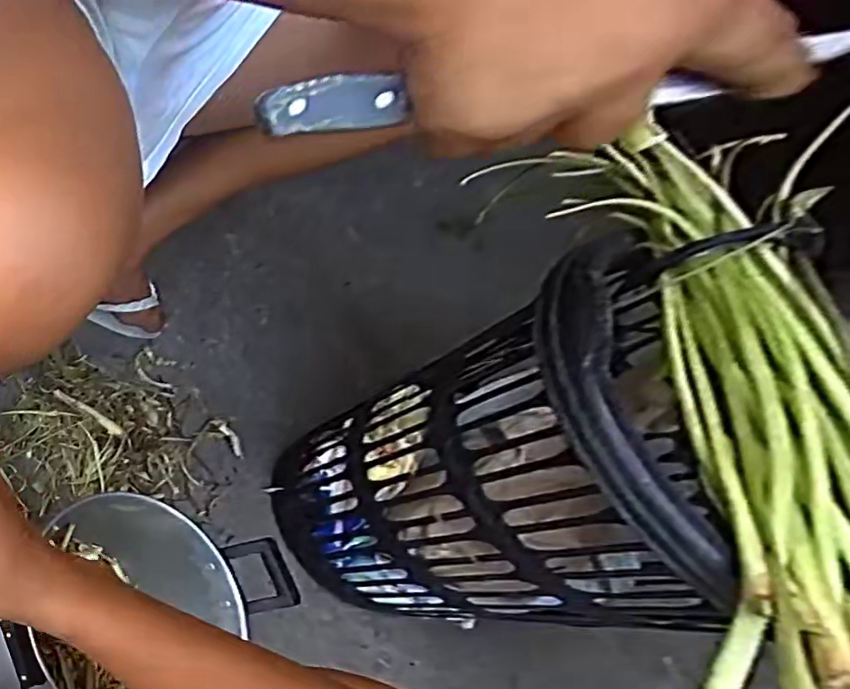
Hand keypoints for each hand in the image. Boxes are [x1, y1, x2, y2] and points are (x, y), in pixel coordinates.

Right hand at [359, 0, 810, 150]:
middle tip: (564, 82)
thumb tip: (621, 19)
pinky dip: (448, 118)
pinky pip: (459, 138)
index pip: (752, 46)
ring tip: (483, 62)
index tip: (783, 81)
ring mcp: (539, 113)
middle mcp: (618, 74)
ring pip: (527, 129)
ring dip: (510, 107)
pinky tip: (442, 83)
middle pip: (613, 120)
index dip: (767, 67)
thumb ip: (653, 3)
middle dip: (592, 107)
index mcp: (691, 10)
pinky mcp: (471, 135)